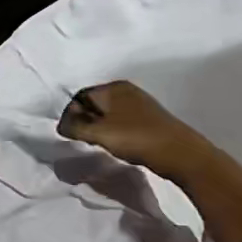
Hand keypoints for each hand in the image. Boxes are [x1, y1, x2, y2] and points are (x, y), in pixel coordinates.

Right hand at [58, 80, 219, 184]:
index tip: (68, 134)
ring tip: (97, 143)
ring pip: (106, 114)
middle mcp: (126, 91)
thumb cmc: (136, 138)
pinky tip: (115, 144)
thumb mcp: (98, 133)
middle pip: (93, 104)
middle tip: (81, 139)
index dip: (70, 114)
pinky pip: (120, 122)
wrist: (180, 154)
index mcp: (114, 87)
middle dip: (83, 121)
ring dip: (97, 128)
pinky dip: (112, 132)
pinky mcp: (148, 119)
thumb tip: (61, 125)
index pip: (80, 96)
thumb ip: (74, 127)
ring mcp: (139, 104)